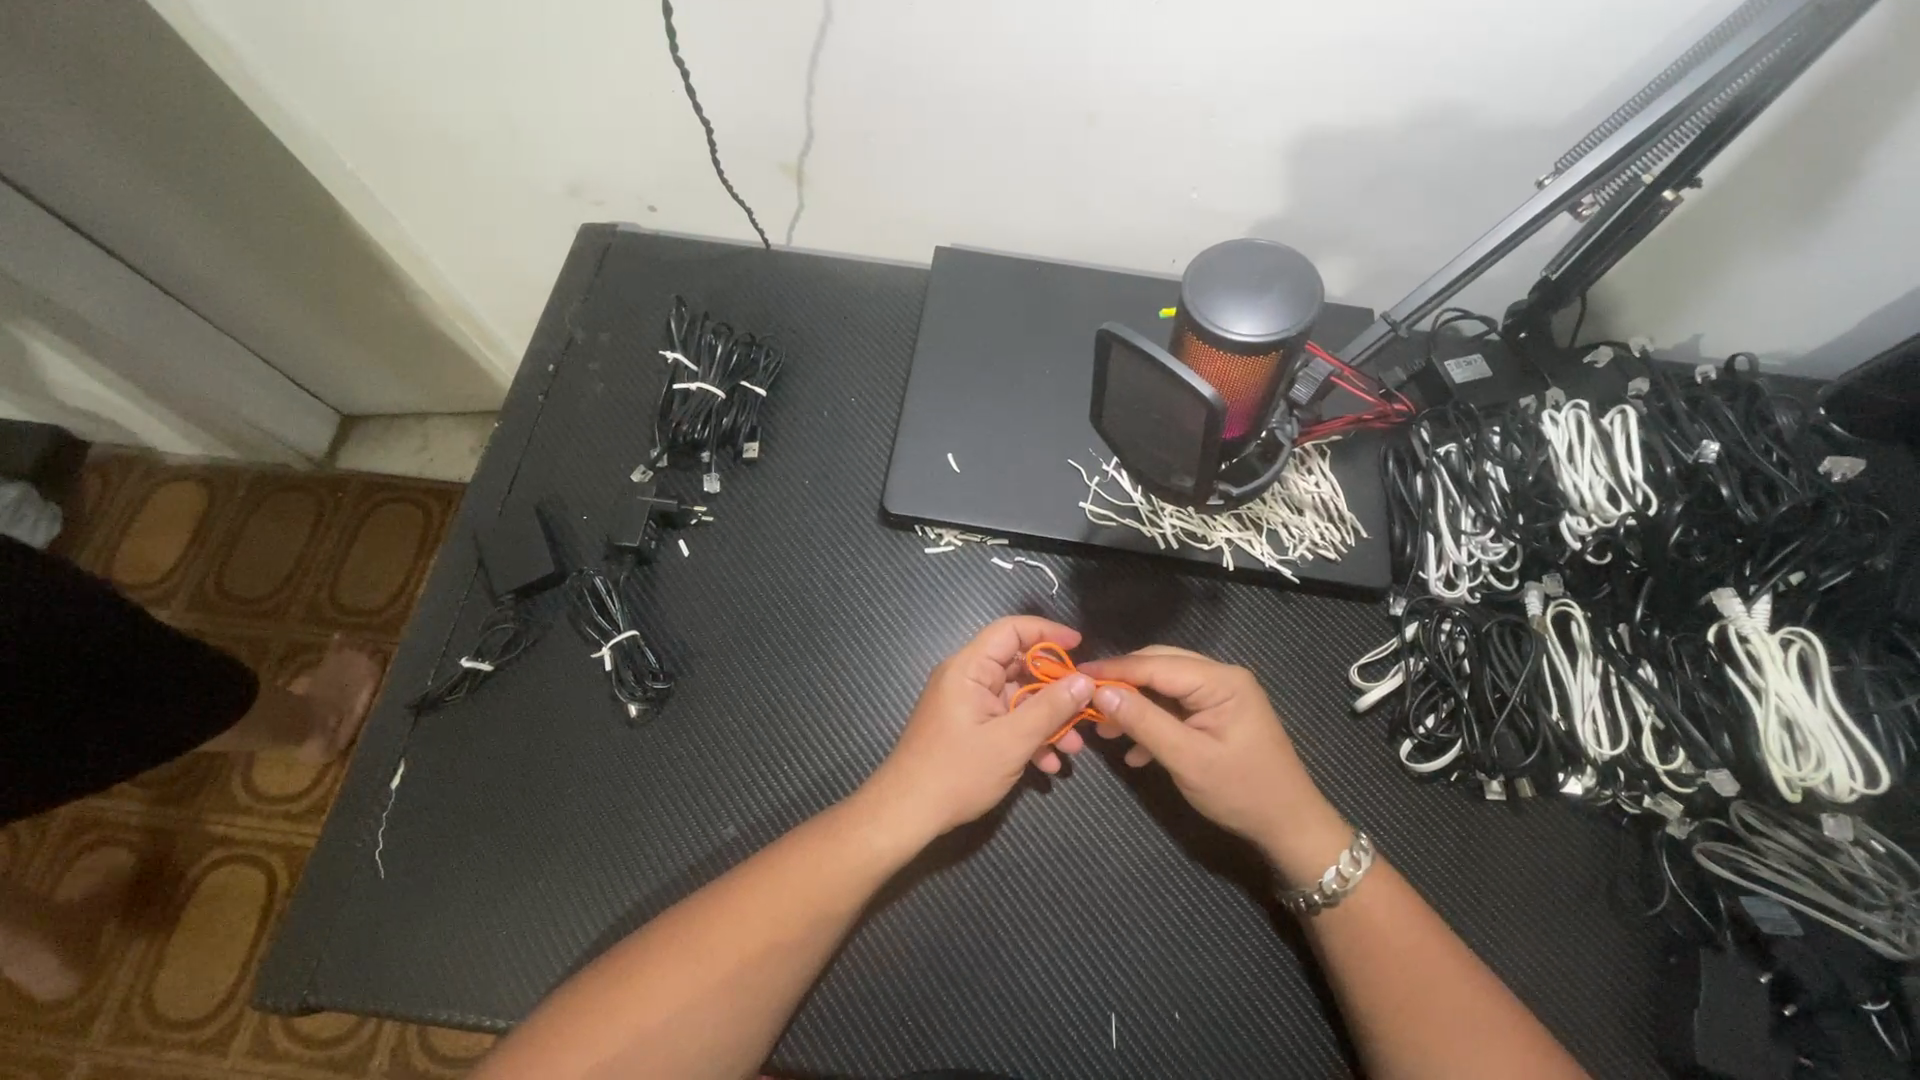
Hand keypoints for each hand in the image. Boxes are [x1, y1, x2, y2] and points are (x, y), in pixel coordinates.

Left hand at [859, 617, 1094, 839]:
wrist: (907, 813)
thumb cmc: (957, 772)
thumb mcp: (1012, 741)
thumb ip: (1050, 708)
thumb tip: (1085, 680)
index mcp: (969, 669)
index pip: (1011, 630)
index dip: (1047, 632)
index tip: (1081, 648)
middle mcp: (966, 679)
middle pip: (1019, 666)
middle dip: (1055, 690)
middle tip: (1085, 709)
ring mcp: (967, 705)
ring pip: (1017, 698)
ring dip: (1047, 720)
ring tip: (1073, 748)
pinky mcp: (968, 728)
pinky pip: (1005, 720)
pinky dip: (1028, 736)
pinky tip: (1048, 764)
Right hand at [1081, 646, 1349, 884]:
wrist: (1289, 826)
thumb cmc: (1241, 792)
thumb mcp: (1187, 759)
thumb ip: (1143, 721)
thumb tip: (1099, 691)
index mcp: (1220, 681)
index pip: (1154, 664)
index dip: (1112, 669)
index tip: (1073, 675)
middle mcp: (1221, 677)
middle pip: (1158, 667)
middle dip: (1121, 684)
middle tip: (1084, 700)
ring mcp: (1221, 695)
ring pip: (1164, 687)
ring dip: (1134, 706)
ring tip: (1105, 731)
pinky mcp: (1217, 715)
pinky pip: (1175, 707)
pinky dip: (1152, 722)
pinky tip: (1134, 750)